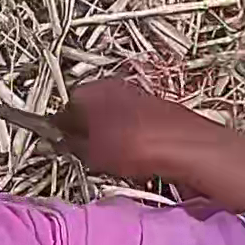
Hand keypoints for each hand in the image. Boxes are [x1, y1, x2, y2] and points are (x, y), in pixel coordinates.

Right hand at [53, 79, 225, 179]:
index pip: (66, 105)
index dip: (61, 127)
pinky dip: (129, 137)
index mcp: (92, 89)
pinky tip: (134, 157)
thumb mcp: (90, 151)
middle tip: (84, 154)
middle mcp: (115, 86)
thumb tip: (58, 140)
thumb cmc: (131, 146)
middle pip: (90, 109)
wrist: (186, 147)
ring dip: (108, 134)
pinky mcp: (159, 109)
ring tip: (110, 158)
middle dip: (86, 130)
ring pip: (113, 116)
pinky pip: (133, 123)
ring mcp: (140, 95)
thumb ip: (69, 143)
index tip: (61, 145)